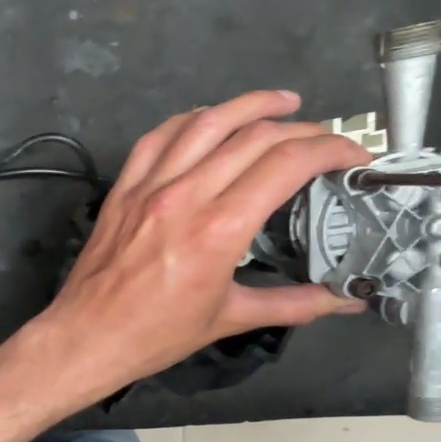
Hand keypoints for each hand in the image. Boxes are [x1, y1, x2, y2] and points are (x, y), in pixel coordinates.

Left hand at [32, 89, 372, 400]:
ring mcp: (147, 188)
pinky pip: (156, 138)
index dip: (333, 149)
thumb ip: (294, 302)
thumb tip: (347, 298)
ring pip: (204, 123)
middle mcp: (183, 196)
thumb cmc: (155, 334)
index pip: (288, 162)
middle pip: (254, 135)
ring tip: (282, 103)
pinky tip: (209, 119)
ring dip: (250, 105)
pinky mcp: (121, 190)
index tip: (354, 158)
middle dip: (303, 129)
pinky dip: (189, 120)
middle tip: (326, 140)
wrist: (85, 337)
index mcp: (218, 229)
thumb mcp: (230, 319)